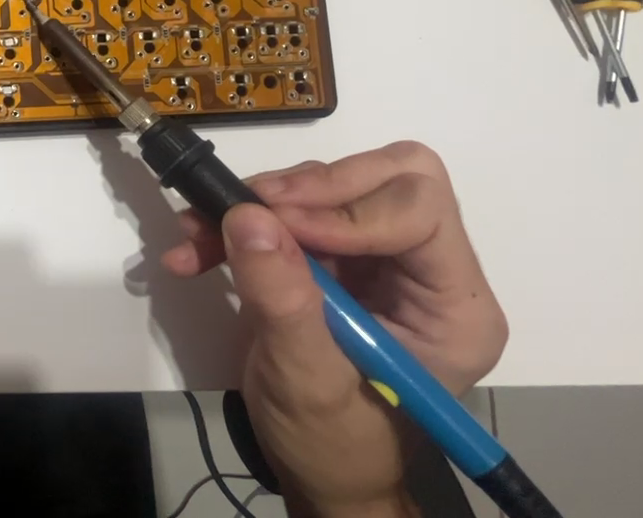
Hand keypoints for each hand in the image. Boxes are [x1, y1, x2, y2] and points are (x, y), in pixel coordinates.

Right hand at [162, 143, 508, 516]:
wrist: (311, 466)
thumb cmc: (332, 442)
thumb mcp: (307, 379)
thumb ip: (284, 299)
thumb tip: (247, 217)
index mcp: (450, 304)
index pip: (419, 211)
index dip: (348, 208)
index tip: (279, 224)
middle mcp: (418, 267)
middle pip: (385, 176)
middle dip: (310, 186)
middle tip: (251, 207)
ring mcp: (369, 255)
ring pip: (324, 184)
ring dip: (255, 203)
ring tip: (198, 234)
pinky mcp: (322, 253)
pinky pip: (278, 209)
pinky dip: (230, 220)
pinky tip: (192, 248)